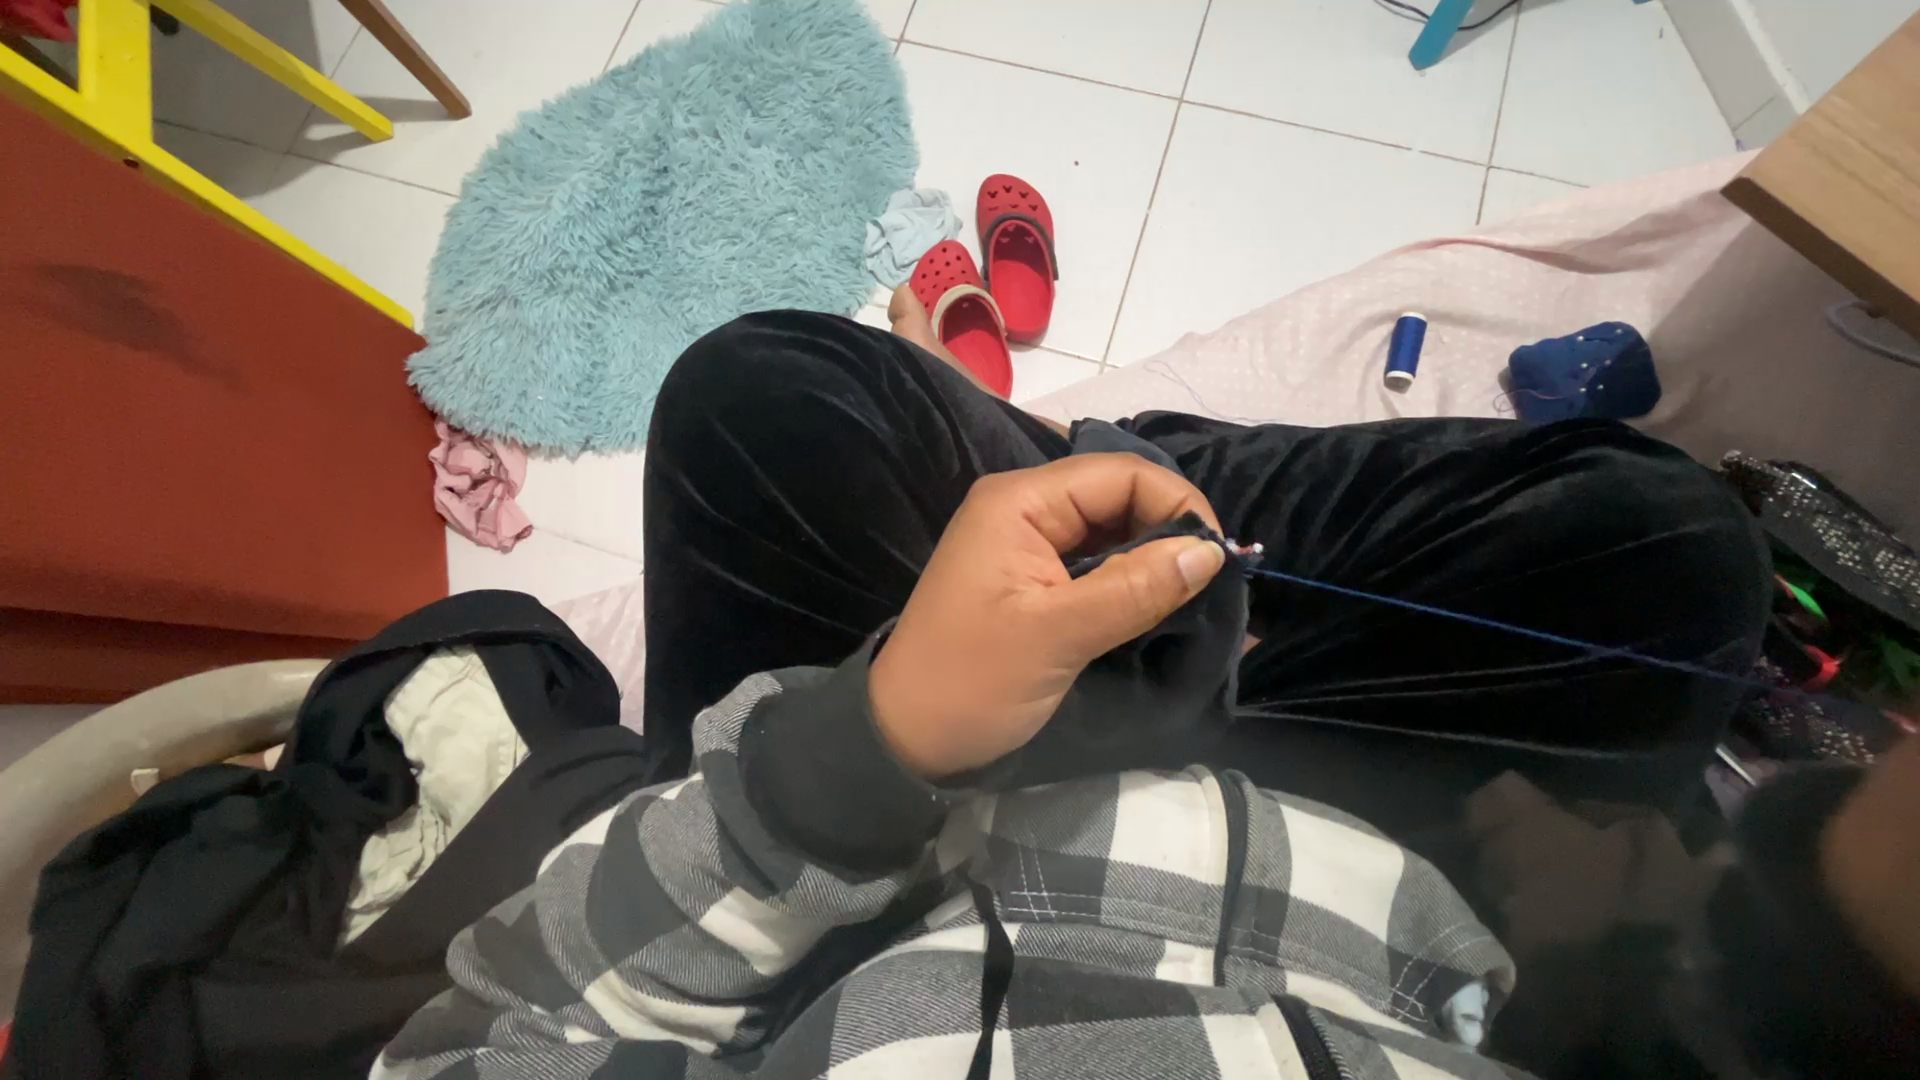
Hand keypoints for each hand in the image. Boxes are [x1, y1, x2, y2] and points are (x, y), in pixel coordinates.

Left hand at [868, 454, 1227, 779]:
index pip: (1119, 473)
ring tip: (1198, 596)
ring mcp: (1027, 542)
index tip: (1219, 558)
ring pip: (1112, 530)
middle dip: (1170, 531)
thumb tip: (1211, 551)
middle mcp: (1024, 508)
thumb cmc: (970, 681)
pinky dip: (1131, 580)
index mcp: (1019, 502)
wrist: (907, 735)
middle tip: (1214, 583)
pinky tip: (1162, 603)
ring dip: (1155, 558)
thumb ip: (1134, 589)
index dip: (1177, 503)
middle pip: (1118, 496)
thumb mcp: (1055, 636)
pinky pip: (1096, 562)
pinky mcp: (1033, 577)